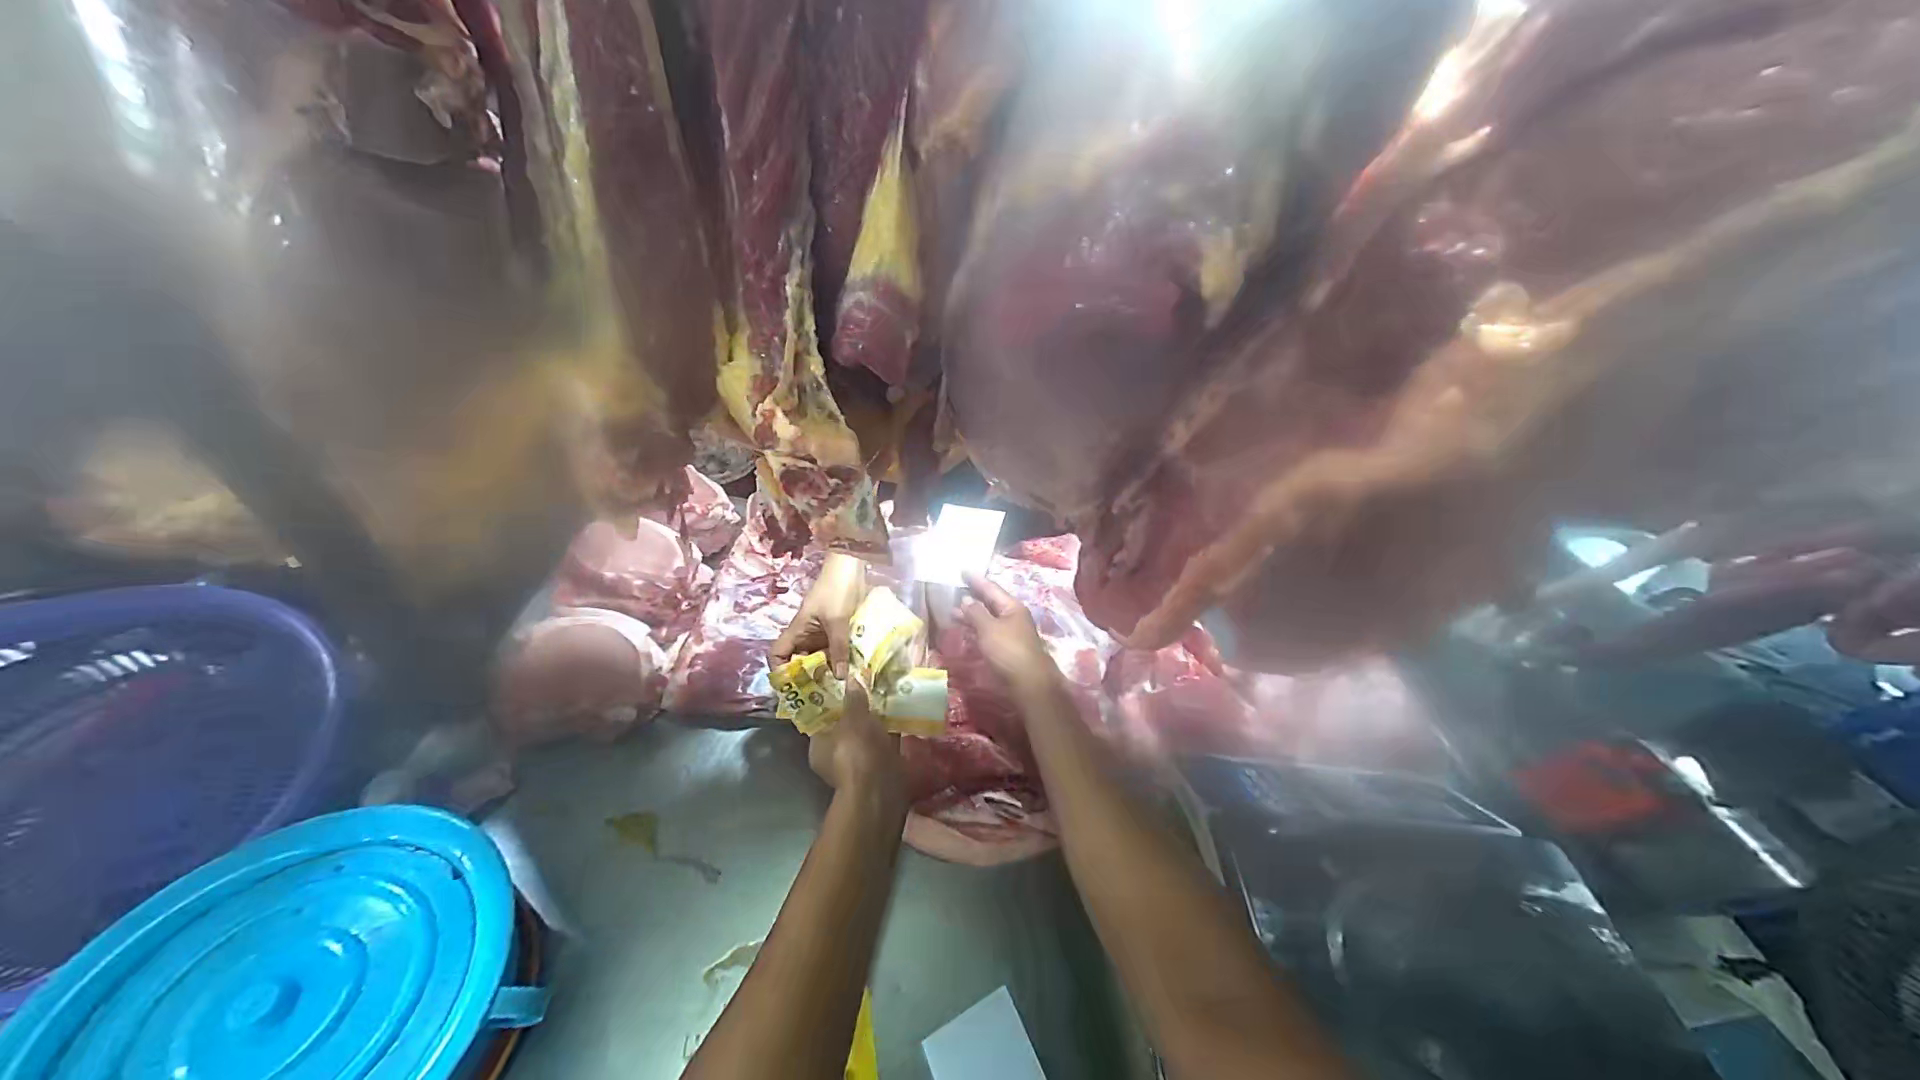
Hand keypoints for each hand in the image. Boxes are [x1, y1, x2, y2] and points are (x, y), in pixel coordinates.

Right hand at [773, 552, 866, 678]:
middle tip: (822, 695)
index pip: (778, 654)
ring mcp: (822, 631)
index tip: (794, 687)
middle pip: (800, 659)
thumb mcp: (838, 621)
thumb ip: (839, 648)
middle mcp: (807, 634)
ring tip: (838, 687)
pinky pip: (834, 648)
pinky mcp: (838, 628)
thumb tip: (839, 678)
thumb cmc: (837, 590)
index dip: (780, 671)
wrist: (851, 566)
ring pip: (819, 655)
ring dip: (827, 668)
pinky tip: (851, 670)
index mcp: (798, 630)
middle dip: (808, 676)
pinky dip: (840, 658)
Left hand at [807, 679, 904, 804]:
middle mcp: (834, 756)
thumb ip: (853, 698)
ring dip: (877, 722)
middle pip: (846, 726)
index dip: (834, 701)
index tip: (847, 684)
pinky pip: (883, 745)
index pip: (822, 718)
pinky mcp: (877, 769)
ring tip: (888, 697)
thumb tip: (851, 679)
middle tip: (871, 688)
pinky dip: (890, 734)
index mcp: (818, 744)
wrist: (881, 789)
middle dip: (859, 710)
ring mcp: (857, 764)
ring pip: (866, 736)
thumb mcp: (854, 717)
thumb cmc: (857, 751)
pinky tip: (900, 717)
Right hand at [960, 572, 1059, 696]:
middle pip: (991, 602)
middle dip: (973, 597)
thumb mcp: (989, 628)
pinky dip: (977, 627)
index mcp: (1012, 607)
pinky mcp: (1007, 647)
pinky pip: (989, 631)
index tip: (963, 570)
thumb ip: (976, 612)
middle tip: (955, 590)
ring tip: (953, 612)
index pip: (991, 588)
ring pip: (989, 618)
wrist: (1029, 682)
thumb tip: (966, 599)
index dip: (976, 579)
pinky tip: (967, 629)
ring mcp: (1011, 632)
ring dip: (972, 614)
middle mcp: (1013, 616)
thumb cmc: (1008, 650)